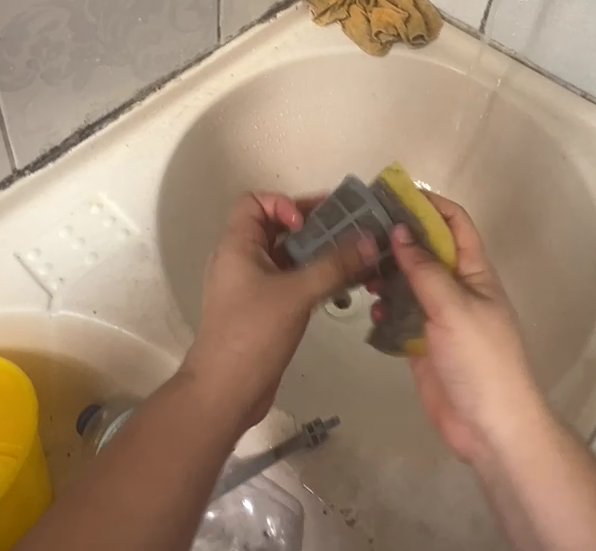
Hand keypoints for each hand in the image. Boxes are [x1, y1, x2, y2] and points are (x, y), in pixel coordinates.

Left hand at [182, 192, 373, 427]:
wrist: (224, 393)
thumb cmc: (253, 333)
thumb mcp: (296, 294)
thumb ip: (335, 265)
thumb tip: (371, 239)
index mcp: (237, 245)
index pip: (254, 202)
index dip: (282, 203)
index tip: (308, 223)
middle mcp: (241, 260)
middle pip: (275, 227)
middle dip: (312, 226)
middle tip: (348, 230)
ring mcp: (251, 286)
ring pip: (286, 256)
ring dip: (316, 253)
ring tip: (353, 257)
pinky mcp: (263, 309)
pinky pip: (289, 280)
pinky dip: (312, 277)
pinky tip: (340, 287)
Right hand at [375, 193, 549, 465]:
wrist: (489, 427)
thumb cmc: (481, 358)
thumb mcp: (454, 307)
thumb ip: (425, 269)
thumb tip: (400, 229)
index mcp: (474, 272)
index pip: (455, 223)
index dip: (431, 204)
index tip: (395, 194)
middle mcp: (456, 287)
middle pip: (426, 249)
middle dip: (399, 237)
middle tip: (361, 229)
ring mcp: (438, 315)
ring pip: (408, 281)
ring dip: (387, 273)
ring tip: (361, 269)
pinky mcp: (421, 341)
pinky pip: (399, 314)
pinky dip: (385, 308)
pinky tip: (372, 310)